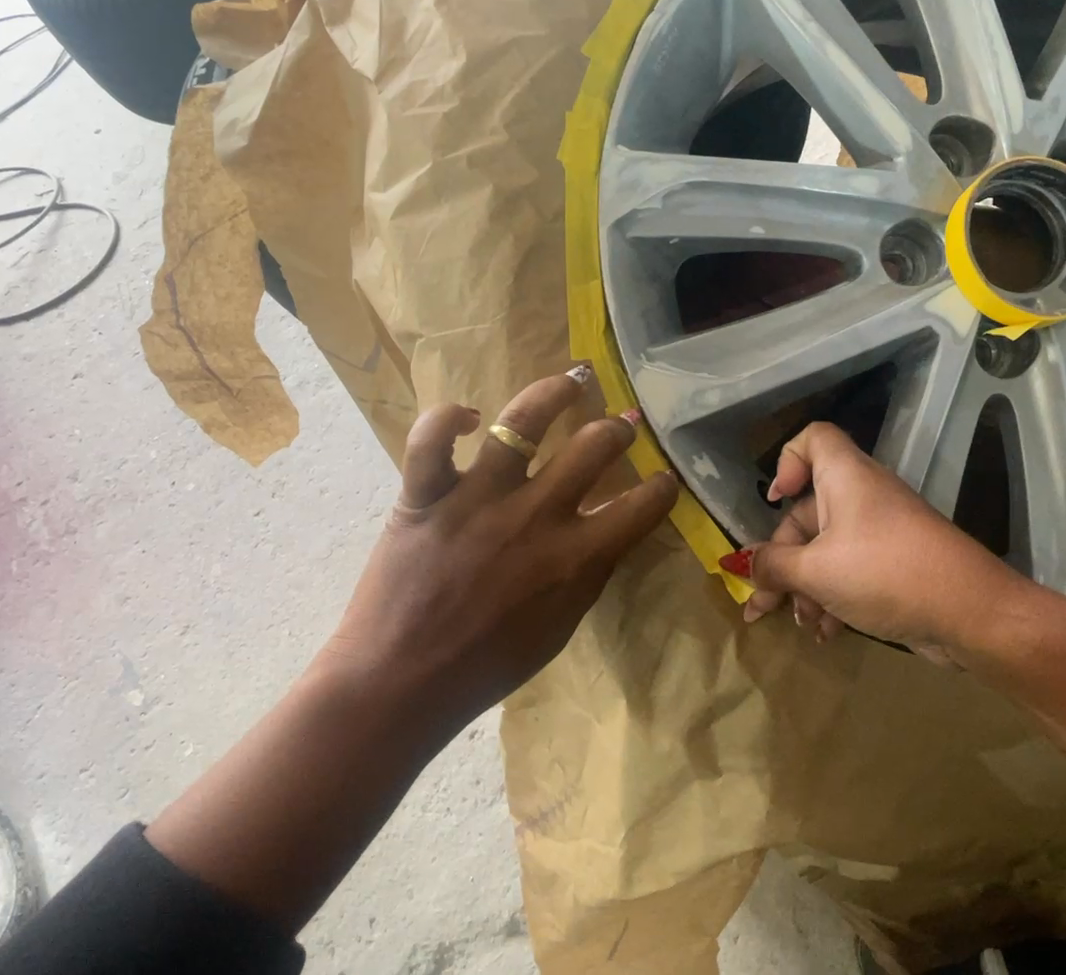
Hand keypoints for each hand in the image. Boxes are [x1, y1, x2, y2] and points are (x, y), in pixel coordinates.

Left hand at [324, 367, 678, 722]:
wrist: (401, 683)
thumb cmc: (488, 667)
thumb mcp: (560, 628)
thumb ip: (587, 575)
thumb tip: (605, 536)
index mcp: (574, 557)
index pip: (640, 507)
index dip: (662, 487)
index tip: (664, 479)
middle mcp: (534, 516)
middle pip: (592, 448)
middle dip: (617, 430)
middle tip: (620, 426)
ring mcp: (476, 499)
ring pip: (522, 420)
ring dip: (554, 394)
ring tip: (571, 382)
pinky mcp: (424, 495)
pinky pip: (432, 439)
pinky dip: (447, 418)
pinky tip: (469, 416)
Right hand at [732, 422, 1032, 659]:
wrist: (969, 612)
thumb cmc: (885, 573)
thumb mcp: (816, 571)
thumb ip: (773, 566)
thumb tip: (743, 564)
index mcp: (844, 478)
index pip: (813, 439)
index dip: (786, 461)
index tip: (774, 502)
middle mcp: (862, 497)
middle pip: (807, 512)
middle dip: (782, 559)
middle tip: (764, 602)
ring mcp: (880, 533)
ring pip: (826, 550)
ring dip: (805, 588)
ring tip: (801, 625)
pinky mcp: (894, 566)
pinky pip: (850, 573)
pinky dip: (832, 598)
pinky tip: (825, 634)